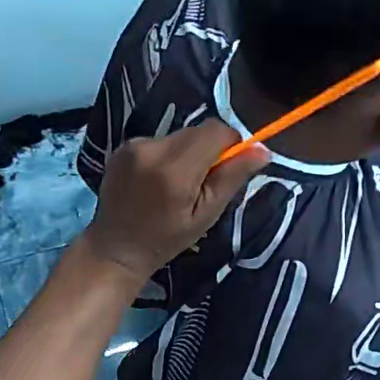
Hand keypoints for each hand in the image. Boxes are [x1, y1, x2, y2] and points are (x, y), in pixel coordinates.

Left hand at [80, 121, 268, 282]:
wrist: (116, 248)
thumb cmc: (167, 239)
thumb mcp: (206, 215)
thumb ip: (232, 178)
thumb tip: (263, 150)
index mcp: (175, 170)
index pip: (216, 131)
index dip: (230, 144)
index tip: (227, 169)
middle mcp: (152, 149)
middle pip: (197, 131)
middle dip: (208, 150)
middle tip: (202, 183)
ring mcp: (134, 145)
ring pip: (180, 135)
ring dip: (188, 153)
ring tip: (177, 185)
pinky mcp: (123, 146)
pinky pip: (160, 140)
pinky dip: (167, 155)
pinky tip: (158, 181)